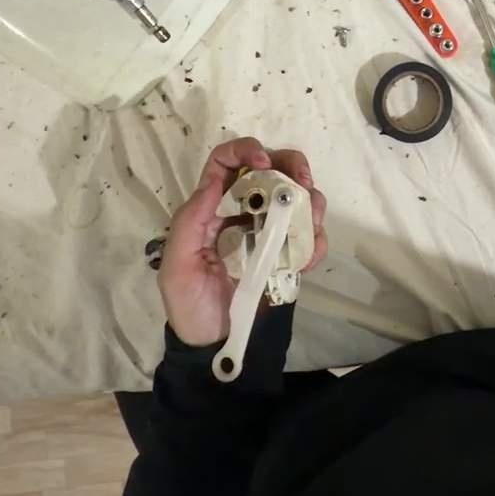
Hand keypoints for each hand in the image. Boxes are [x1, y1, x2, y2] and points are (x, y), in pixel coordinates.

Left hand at [159, 137, 327, 347]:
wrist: (215, 345)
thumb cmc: (189, 304)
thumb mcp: (177, 265)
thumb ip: (190, 224)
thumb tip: (213, 184)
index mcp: (213, 205)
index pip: (227, 160)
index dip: (247, 150)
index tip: (265, 165)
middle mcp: (244, 209)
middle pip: (273, 167)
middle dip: (293, 165)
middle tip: (304, 181)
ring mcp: (270, 229)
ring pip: (298, 195)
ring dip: (310, 201)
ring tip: (311, 222)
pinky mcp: (289, 252)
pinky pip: (312, 234)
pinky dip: (317, 239)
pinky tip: (307, 260)